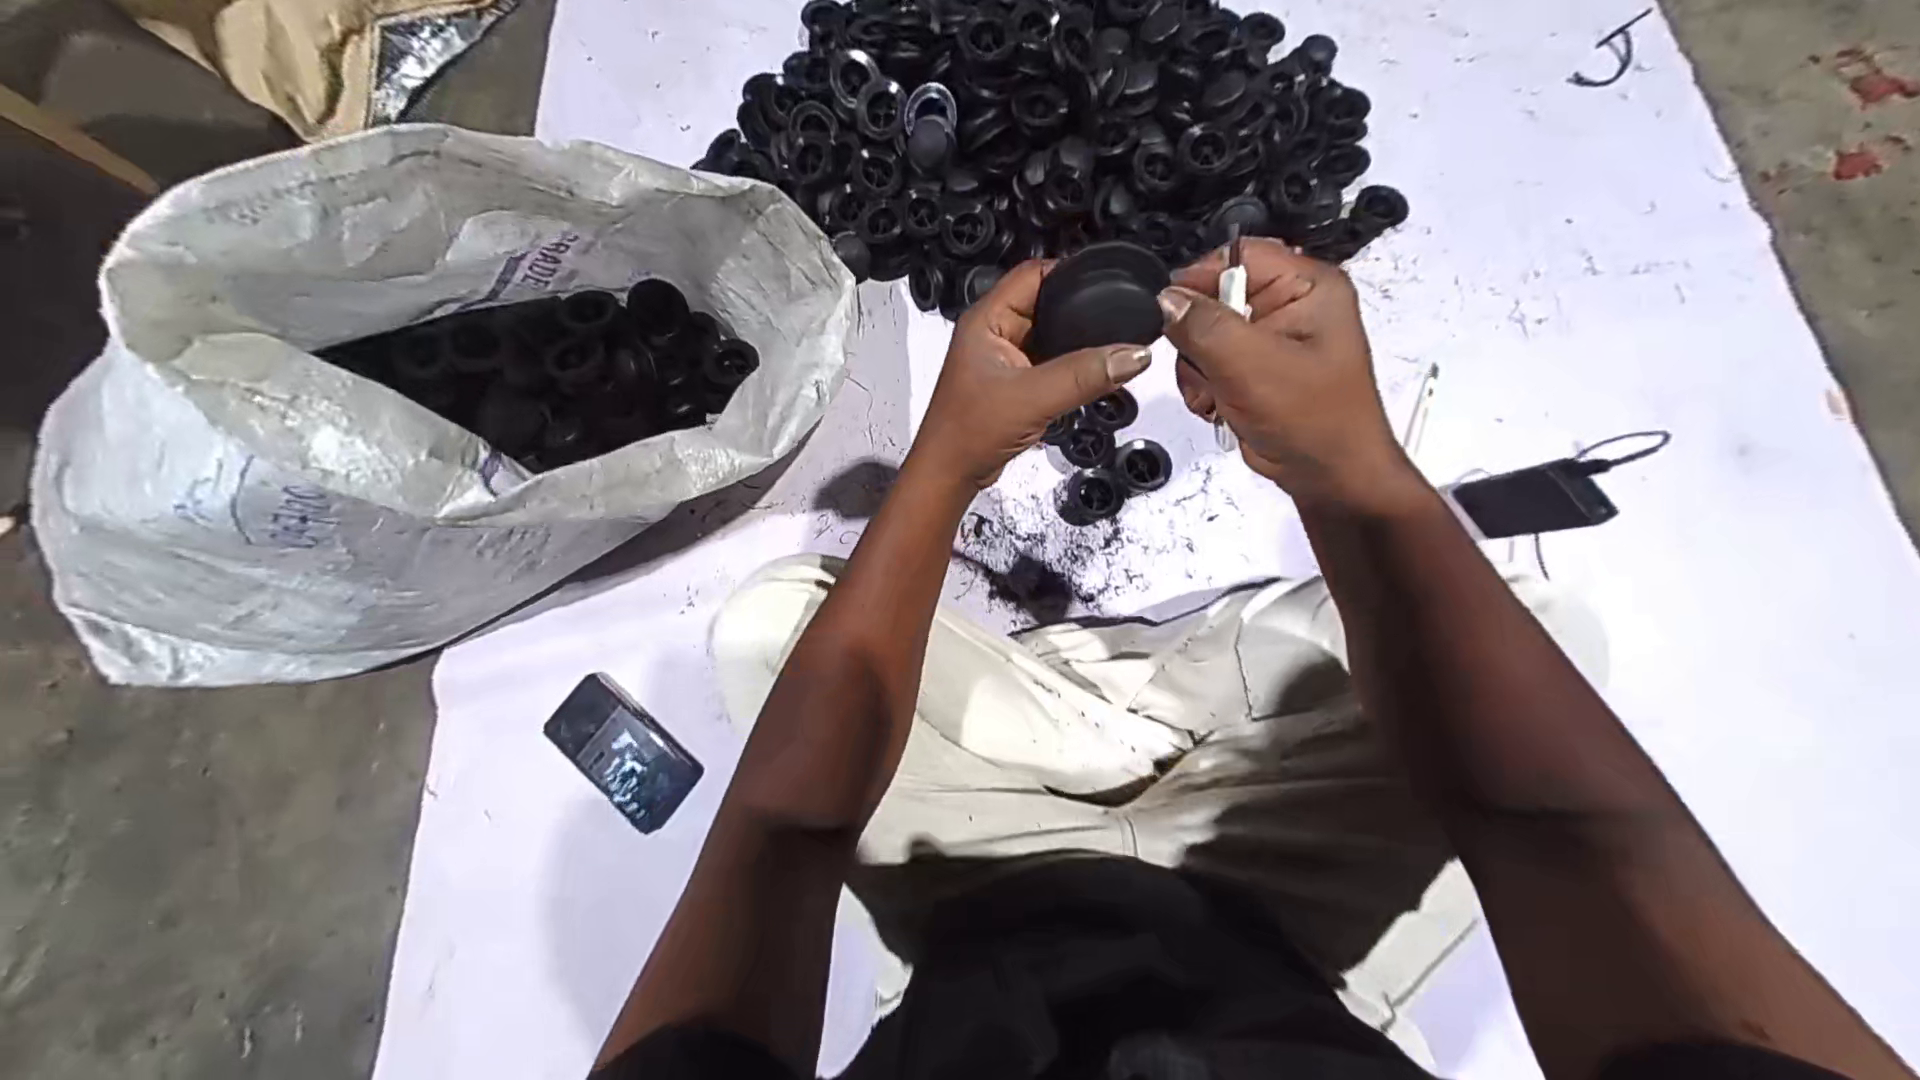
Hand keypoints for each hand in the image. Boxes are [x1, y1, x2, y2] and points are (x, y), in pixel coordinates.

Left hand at [911, 260, 1152, 488]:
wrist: (950, 475)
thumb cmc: (966, 434)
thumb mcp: (1032, 399)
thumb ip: (1084, 375)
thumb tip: (1132, 355)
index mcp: (987, 320)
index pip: (1034, 273)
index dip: (1071, 272)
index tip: (1108, 281)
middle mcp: (994, 334)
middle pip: (1047, 304)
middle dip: (1080, 312)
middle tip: (1114, 322)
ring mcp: (1003, 360)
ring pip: (1051, 337)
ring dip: (1076, 345)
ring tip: (1105, 352)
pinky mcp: (1013, 385)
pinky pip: (1049, 365)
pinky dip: (1070, 370)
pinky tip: (1088, 378)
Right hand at [1163, 239, 1424, 513]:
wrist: (1326, 473)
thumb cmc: (1317, 420)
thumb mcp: (1251, 364)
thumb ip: (1204, 326)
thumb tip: (1166, 301)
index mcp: (1307, 286)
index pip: (1239, 256)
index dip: (1199, 280)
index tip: (1172, 311)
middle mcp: (1289, 308)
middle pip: (1213, 299)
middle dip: (1198, 340)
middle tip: (1209, 367)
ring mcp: (1268, 342)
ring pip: (1203, 337)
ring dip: (1198, 370)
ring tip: (1219, 394)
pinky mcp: (1252, 371)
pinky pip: (1206, 366)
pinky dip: (1203, 388)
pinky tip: (1220, 405)